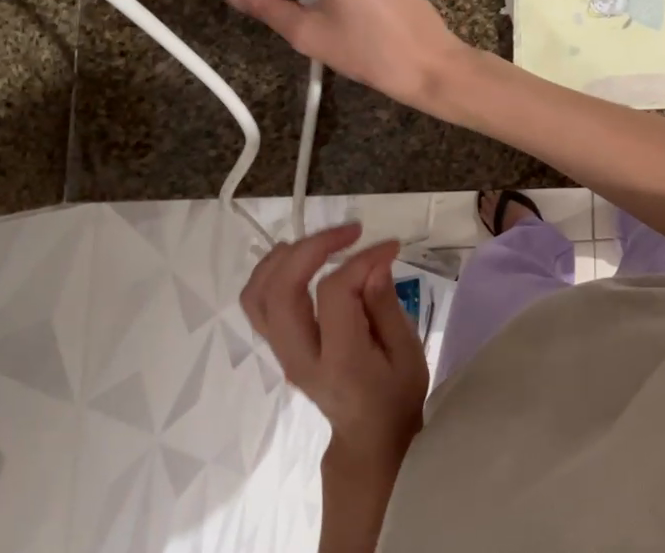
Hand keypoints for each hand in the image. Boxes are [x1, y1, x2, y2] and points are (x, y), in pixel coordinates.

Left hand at [239, 224, 428, 461]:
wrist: (369, 434)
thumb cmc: (396, 393)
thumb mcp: (407, 351)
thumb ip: (385, 305)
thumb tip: (374, 261)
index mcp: (340, 360)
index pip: (334, 293)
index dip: (361, 259)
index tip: (390, 247)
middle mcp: (300, 357)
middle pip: (281, 291)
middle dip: (313, 248)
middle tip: (351, 232)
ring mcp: (282, 353)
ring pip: (258, 296)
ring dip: (285, 257)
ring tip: (323, 241)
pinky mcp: (278, 347)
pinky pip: (257, 305)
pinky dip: (272, 272)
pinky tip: (300, 258)